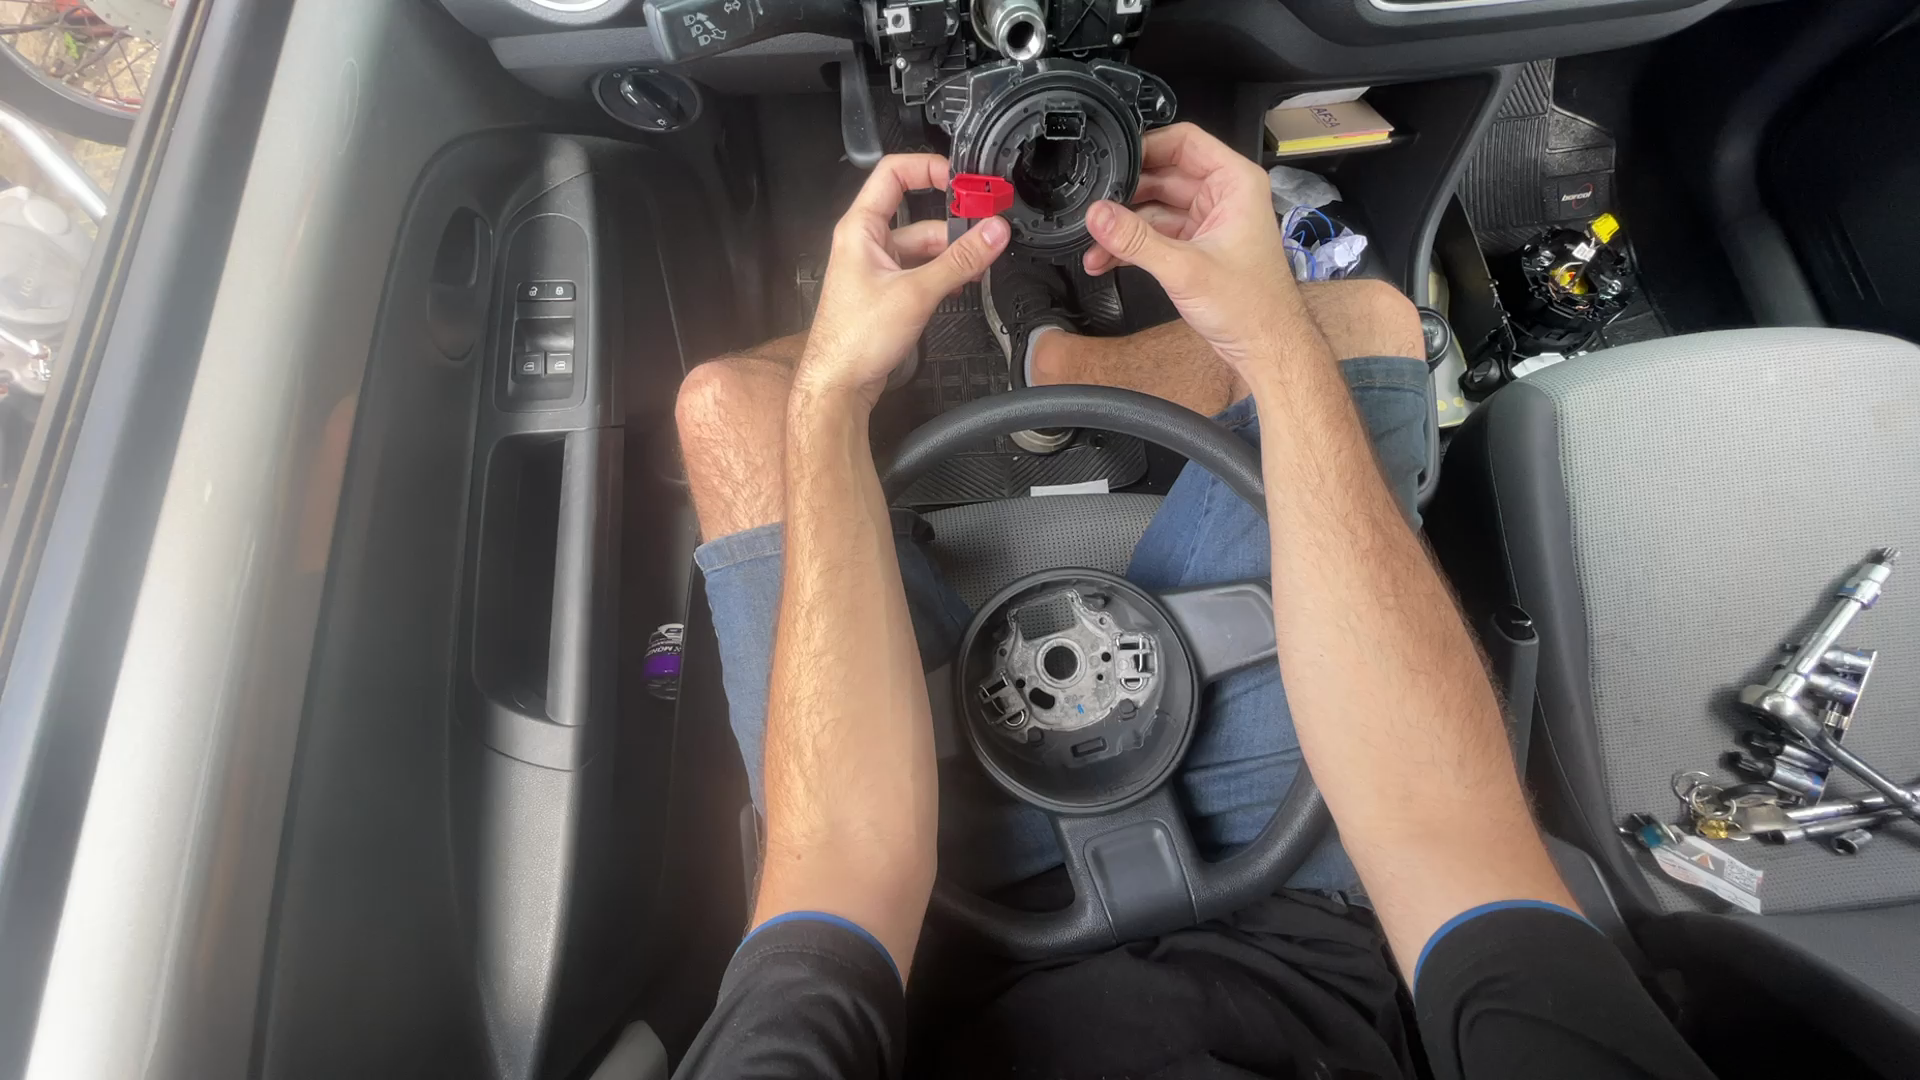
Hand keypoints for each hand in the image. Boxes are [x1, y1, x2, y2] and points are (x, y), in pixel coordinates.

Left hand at [797, 154, 1010, 403]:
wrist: (840, 384)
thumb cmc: (854, 339)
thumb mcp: (916, 293)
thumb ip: (960, 261)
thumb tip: (991, 231)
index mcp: (861, 228)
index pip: (894, 174)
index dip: (929, 169)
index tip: (962, 181)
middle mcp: (867, 244)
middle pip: (919, 217)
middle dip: (954, 226)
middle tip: (986, 230)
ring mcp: (878, 270)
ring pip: (924, 249)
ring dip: (952, 256)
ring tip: (980, 265)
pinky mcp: (888, 294)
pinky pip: (921, 273)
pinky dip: (943, 276)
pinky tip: (961, 285)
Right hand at [1081, 123, 1302, 368]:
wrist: (1263, 346)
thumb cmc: (1249, 305)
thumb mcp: (1184, 268)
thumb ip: (1137, 240)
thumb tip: (1099, 215)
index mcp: (1234, 183)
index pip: (1185, 142)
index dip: (1147, 147)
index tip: (1113, 160)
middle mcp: (1222, 198)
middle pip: (1163, 178)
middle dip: (1127, 196)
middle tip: (1096, 209)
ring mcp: (1208, 225)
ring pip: (1156, 212)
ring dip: (1125, 229)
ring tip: (1094, 244)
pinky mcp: (1196, 250)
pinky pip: (1157, 238)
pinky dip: (1133, 248)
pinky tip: (1106, 260)